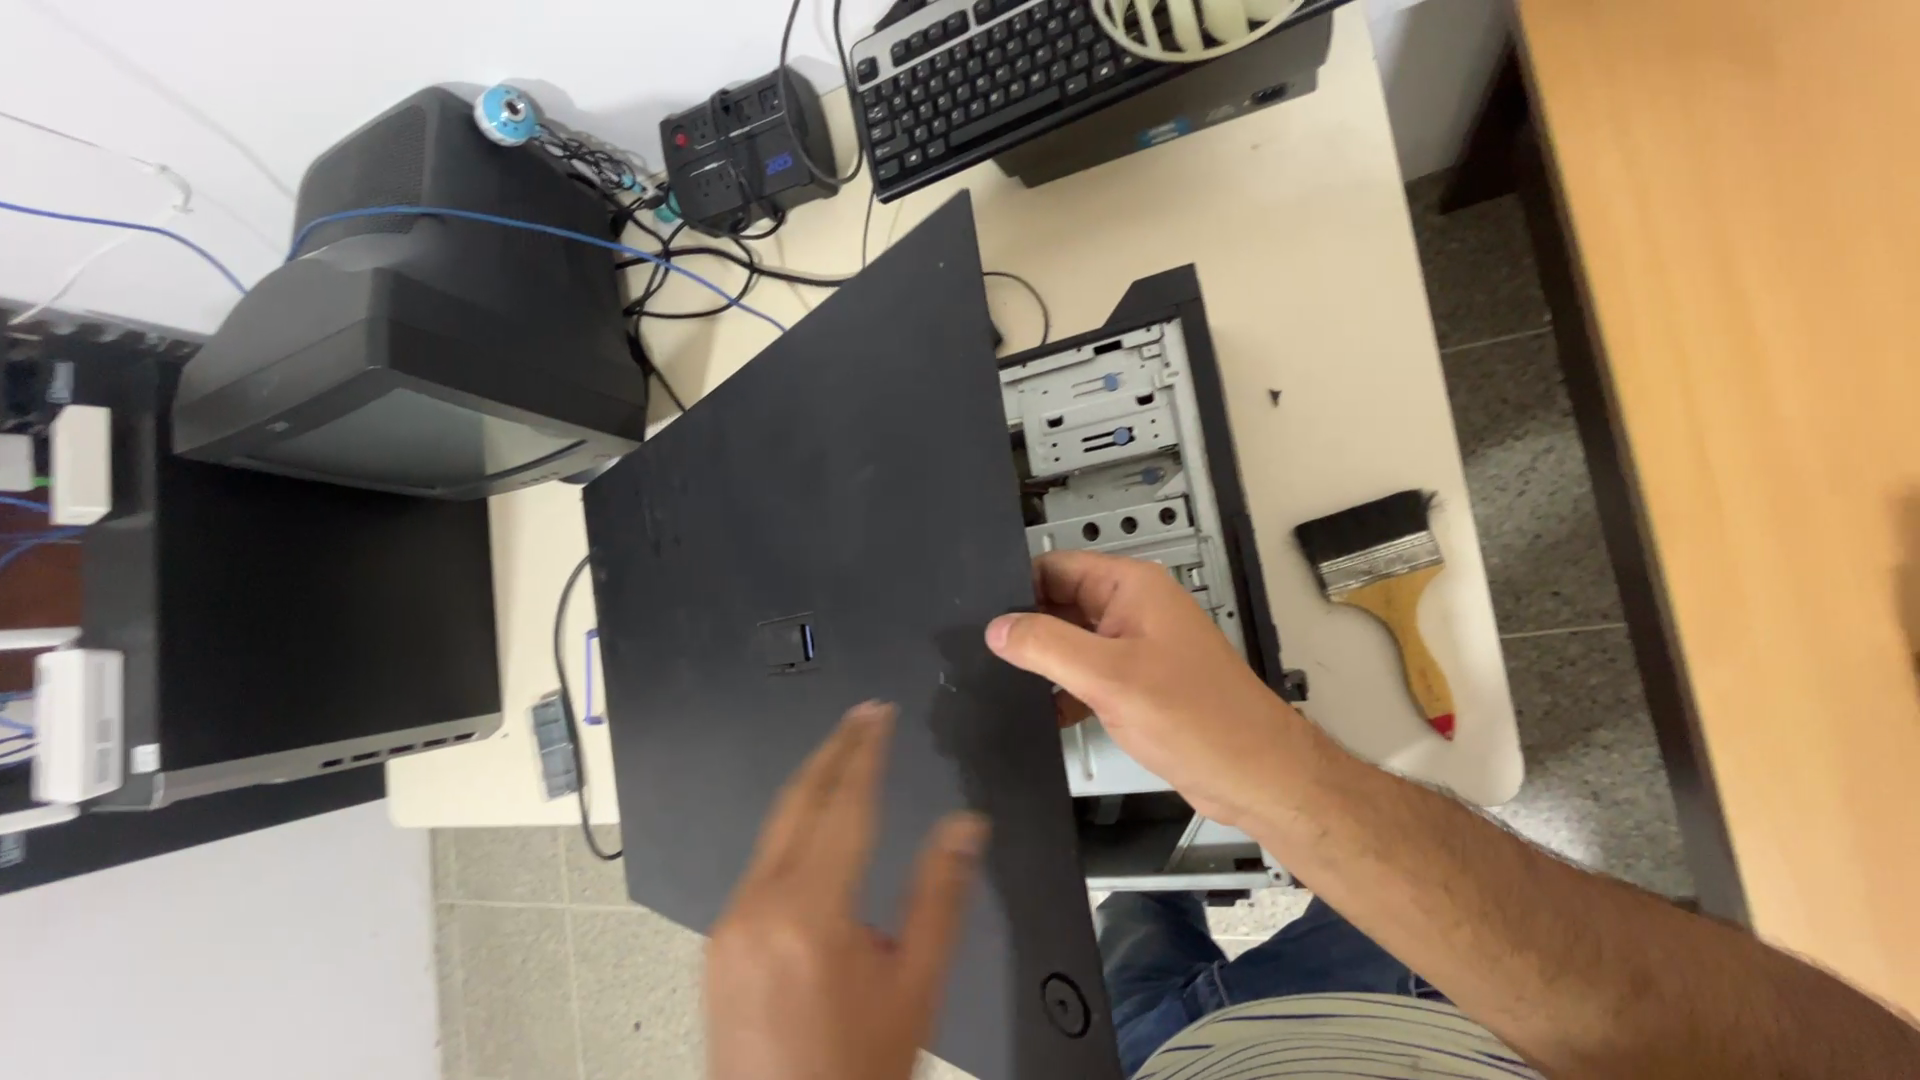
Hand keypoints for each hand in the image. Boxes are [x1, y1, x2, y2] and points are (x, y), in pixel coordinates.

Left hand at [707, 702, 990, 1079]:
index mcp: (811, 915)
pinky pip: (758, 865)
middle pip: (797, 803)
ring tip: (846, 755)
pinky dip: (791, 829)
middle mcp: (759, 908)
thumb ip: (940, 896)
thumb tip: (966, 825)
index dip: (865, 752)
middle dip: (832, 751)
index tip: (878, 714)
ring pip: (773, 831)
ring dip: (811, 786)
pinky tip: (813, 823)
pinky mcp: (719, 943)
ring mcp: (730, 925)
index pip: (844, 806)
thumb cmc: (858, 1068)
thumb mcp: (916, 988)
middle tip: (863, 716)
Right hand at [985, 551, 1315, 825]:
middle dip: (1026, 626)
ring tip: (1001, 680)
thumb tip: (999, 629)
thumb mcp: (1109, 676)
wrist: (1253, 775)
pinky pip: (1086, 675)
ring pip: (1070, 642)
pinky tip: (1040, 712)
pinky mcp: (1136, 683)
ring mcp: (1135, 647)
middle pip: (1060, 603)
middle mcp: (1133, 609)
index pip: (1056, 566)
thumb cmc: (1200, 718)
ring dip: (1043, 662)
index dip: (1018, 586)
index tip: (981, 613)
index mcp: (1131, 587)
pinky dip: (1063, 690)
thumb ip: (1047, 646)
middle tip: (983, 651)